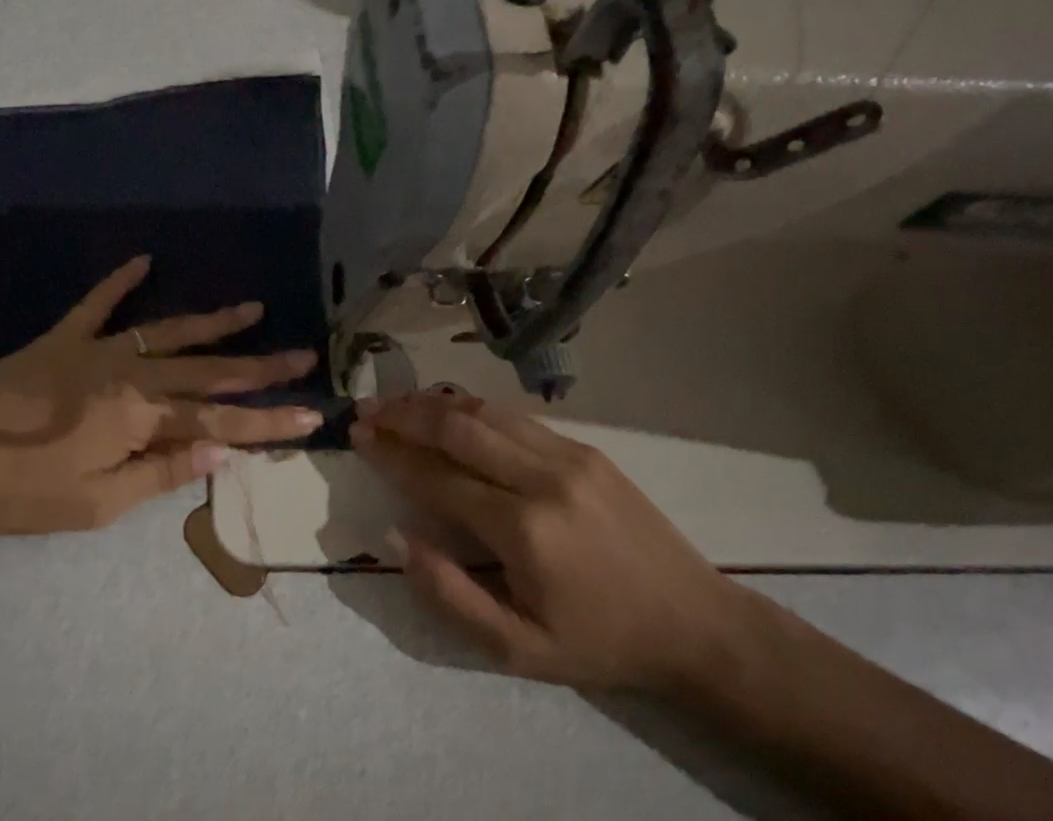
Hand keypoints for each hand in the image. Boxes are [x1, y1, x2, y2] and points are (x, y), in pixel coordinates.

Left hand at [0, 255, 322, 535]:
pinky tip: (144, 260)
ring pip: (166, 333)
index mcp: (139, 418)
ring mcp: (92, 351)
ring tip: (253, 309)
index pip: (219, 422)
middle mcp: (127, 375)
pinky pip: (95, 305)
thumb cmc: (20, 495)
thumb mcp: (97, 503)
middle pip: (206, 371)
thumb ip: (161, 473)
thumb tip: (222, 454)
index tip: (313, 414)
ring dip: (212, 323)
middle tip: (304, 356)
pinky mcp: (58, 340)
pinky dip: (119, 282)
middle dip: (259, 368)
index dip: (268, 421)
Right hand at [352, 390, 756, 692]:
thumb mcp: (516, 649)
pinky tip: (451, 412)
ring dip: (435, 405)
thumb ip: (449, 595)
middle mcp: (543, 478)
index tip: (357, 437)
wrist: (694, 624)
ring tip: (396, 403)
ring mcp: (570, 458)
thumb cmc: (598, 643)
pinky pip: (517, 419)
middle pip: (458, 429)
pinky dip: (474, 410)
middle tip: (366, 411)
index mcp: (523, 529)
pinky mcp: (588, 452)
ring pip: (487, 414)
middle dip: (405, 415)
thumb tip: (398, 538)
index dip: (392, 455)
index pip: (438, 477)